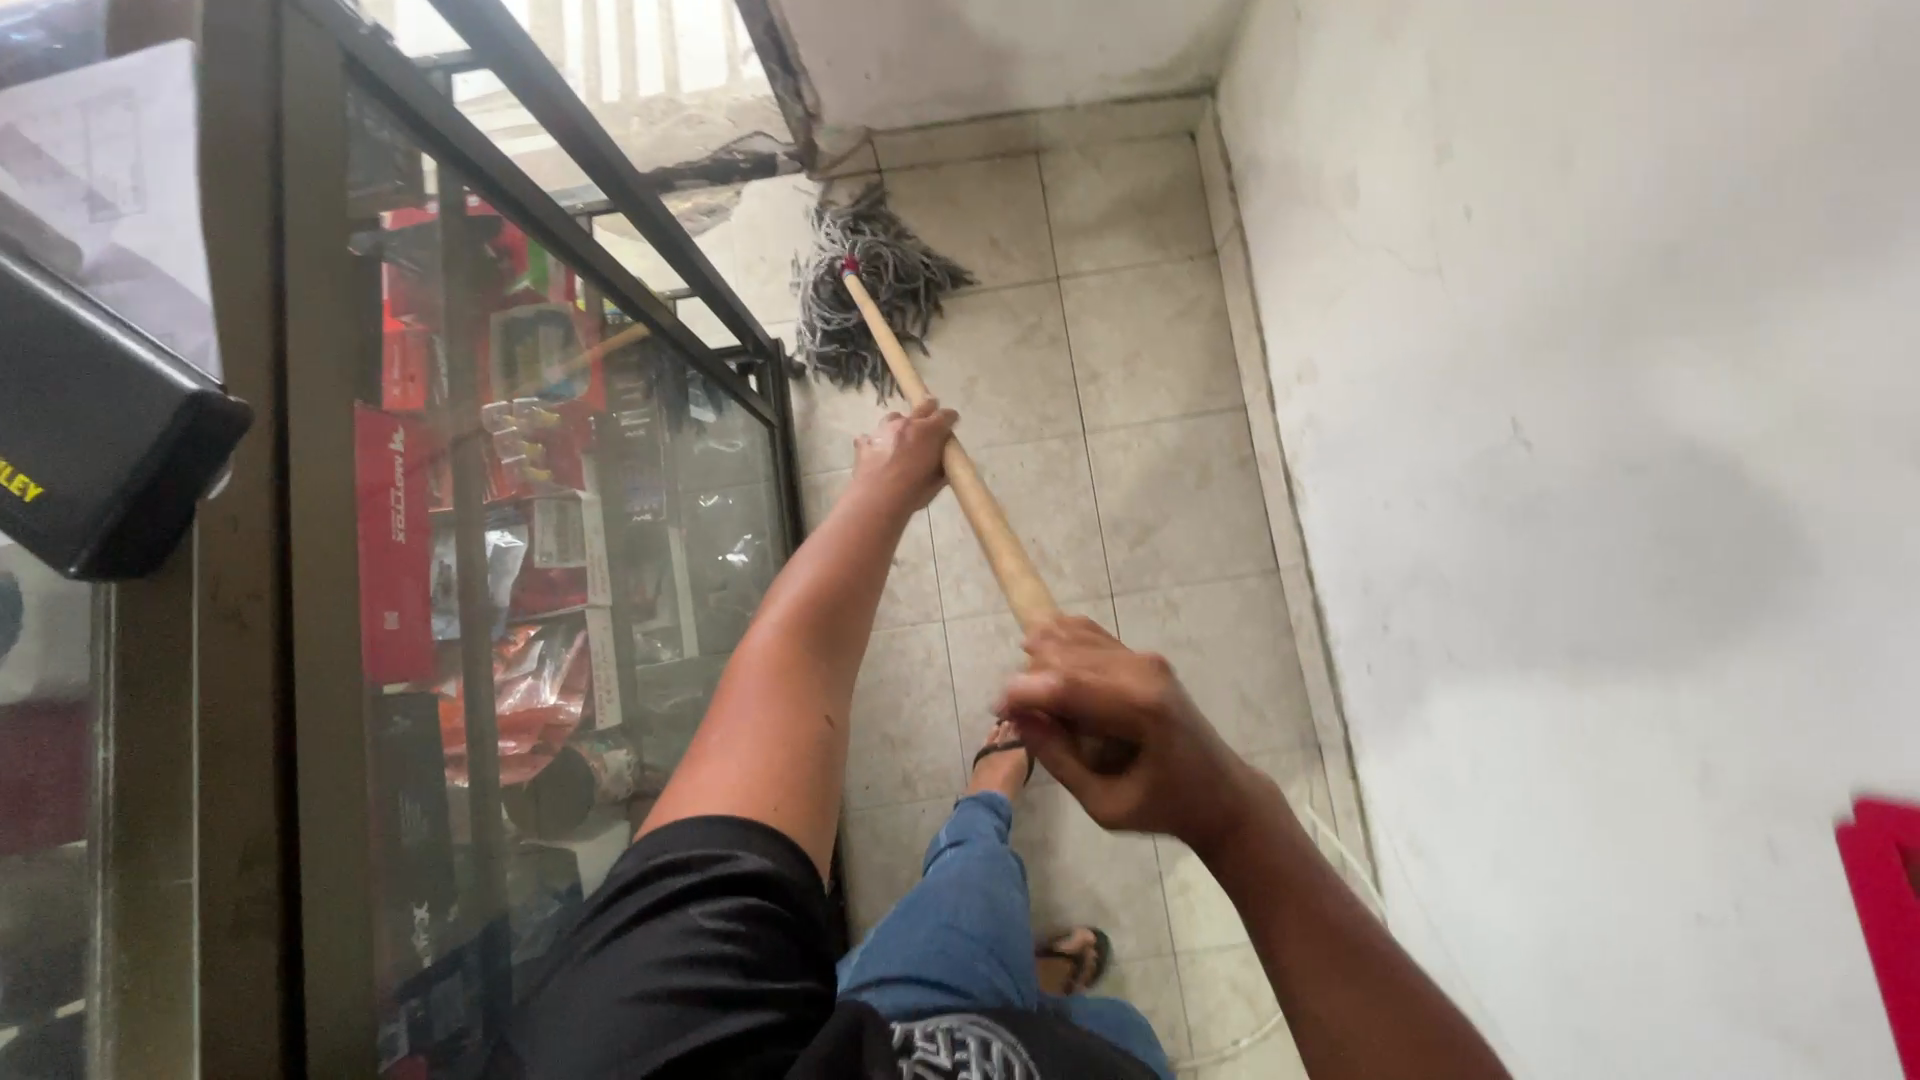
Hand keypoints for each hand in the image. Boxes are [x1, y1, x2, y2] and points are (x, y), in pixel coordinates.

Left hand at [851, 398, 958, 511]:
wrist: (877, 499)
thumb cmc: (913, 492)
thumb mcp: (937, 481)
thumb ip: (942, 465)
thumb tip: (943, 462)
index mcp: (929, 432)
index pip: (946, 415)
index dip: (950, 418)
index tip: (952, 423)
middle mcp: (907, 424)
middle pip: (923, 406)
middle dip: (930, 409)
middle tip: (931, 420)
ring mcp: (884, 430)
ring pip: (895, 417)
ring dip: (901, 425)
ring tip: (901, 439)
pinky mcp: (865, 441)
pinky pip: (873, 436)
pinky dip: (878, 442)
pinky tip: (878, 453)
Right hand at [995, 616, 1262, 854]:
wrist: (1222, 794)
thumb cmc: (1163, 807)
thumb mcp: (1104, 805)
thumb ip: (1059, 759)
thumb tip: (1018, 717)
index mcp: (1141, 709)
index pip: (1066, 684)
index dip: (1023, 692)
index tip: (997, 712)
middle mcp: (1143, 670)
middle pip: (1063, 655)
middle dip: (1031, 681)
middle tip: (1021, 720)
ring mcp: (1144, 657)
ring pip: (1071, 638)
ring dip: (1043, 664)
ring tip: (1040, 705)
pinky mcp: (1142, 656)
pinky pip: (1087, 634)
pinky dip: (1060, 645)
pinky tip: (1044, 663)